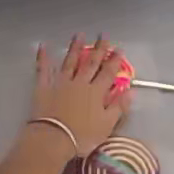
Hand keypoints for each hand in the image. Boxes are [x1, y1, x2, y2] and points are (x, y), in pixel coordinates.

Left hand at [30, 36, 129, 157]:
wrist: (54, 138)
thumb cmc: (82, 136)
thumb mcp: (106, 125)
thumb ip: (119, 107)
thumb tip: (130, 92)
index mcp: (96, 92)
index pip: (108, 73)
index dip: (115, 61)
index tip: (119, 50)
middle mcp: (80, 83)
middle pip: (91, 63)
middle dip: (99, 49)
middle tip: (103, 36)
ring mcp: (61, 83)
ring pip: (70, 61)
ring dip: (75, 48)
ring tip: (79, 35)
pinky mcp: (44, 87)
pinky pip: (43, 69)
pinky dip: (43, 57)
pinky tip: (43, 46)